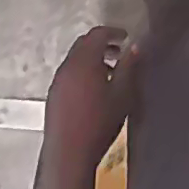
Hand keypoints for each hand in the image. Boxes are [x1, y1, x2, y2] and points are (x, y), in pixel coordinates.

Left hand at [41, 26, 138, 176]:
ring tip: (110, 73)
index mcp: (84, 61)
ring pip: (75, 59)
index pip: (97, 34)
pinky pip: (69, 73)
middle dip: (102, 44)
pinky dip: (82, 71)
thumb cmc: (99, 123)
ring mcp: (57, 82)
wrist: (68, 157)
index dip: (112, 32)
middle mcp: (67, 67)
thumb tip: (134, 47)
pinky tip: (94, 90)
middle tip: (119, 53)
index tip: (126, 38)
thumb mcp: (123, 94)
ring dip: (92, 59)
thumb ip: (130, 67)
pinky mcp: (53, 97)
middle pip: (84, 44)